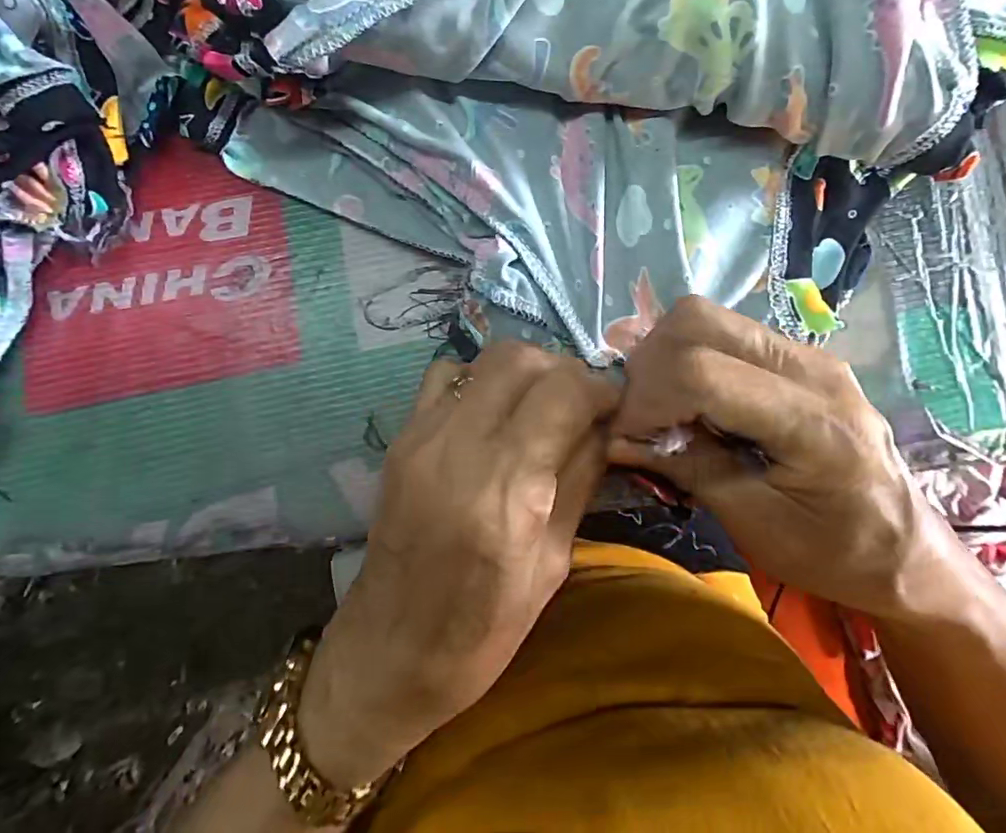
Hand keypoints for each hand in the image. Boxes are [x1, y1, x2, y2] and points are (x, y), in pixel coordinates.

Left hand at [297, 342, 617, 787]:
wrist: (391, 646)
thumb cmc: (484, 627)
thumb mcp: (553, 561)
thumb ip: (579, 478)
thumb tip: (605, 424)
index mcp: (508, 489)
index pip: (564, 391)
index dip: (599, 389)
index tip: (613, 407)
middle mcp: (460, 447)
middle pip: (521, 359)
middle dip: (562, 371)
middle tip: (578, 404)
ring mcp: (422, 435)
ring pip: (484, 359)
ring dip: (523, 372)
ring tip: (538, 406)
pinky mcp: (400, 436)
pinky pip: (446, 376)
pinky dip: (478, 381)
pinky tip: (491, 414)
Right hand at [606, 296, 964, 620]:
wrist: (906, 551)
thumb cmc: (835, 553)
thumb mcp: (753, 522)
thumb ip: (686, 467)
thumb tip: (617, 438)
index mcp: (811, 420)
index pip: (701, 371)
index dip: (646, 398)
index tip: (627, 436)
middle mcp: (810, 366)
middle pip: (697, 320)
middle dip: (649, 364)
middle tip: (641, 415)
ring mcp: (805, 353)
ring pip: (704, 316)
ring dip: (664, 356)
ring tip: (662, 408)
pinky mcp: (795, 354)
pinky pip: (722, 331)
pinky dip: (686, 357)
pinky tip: (689, 401)